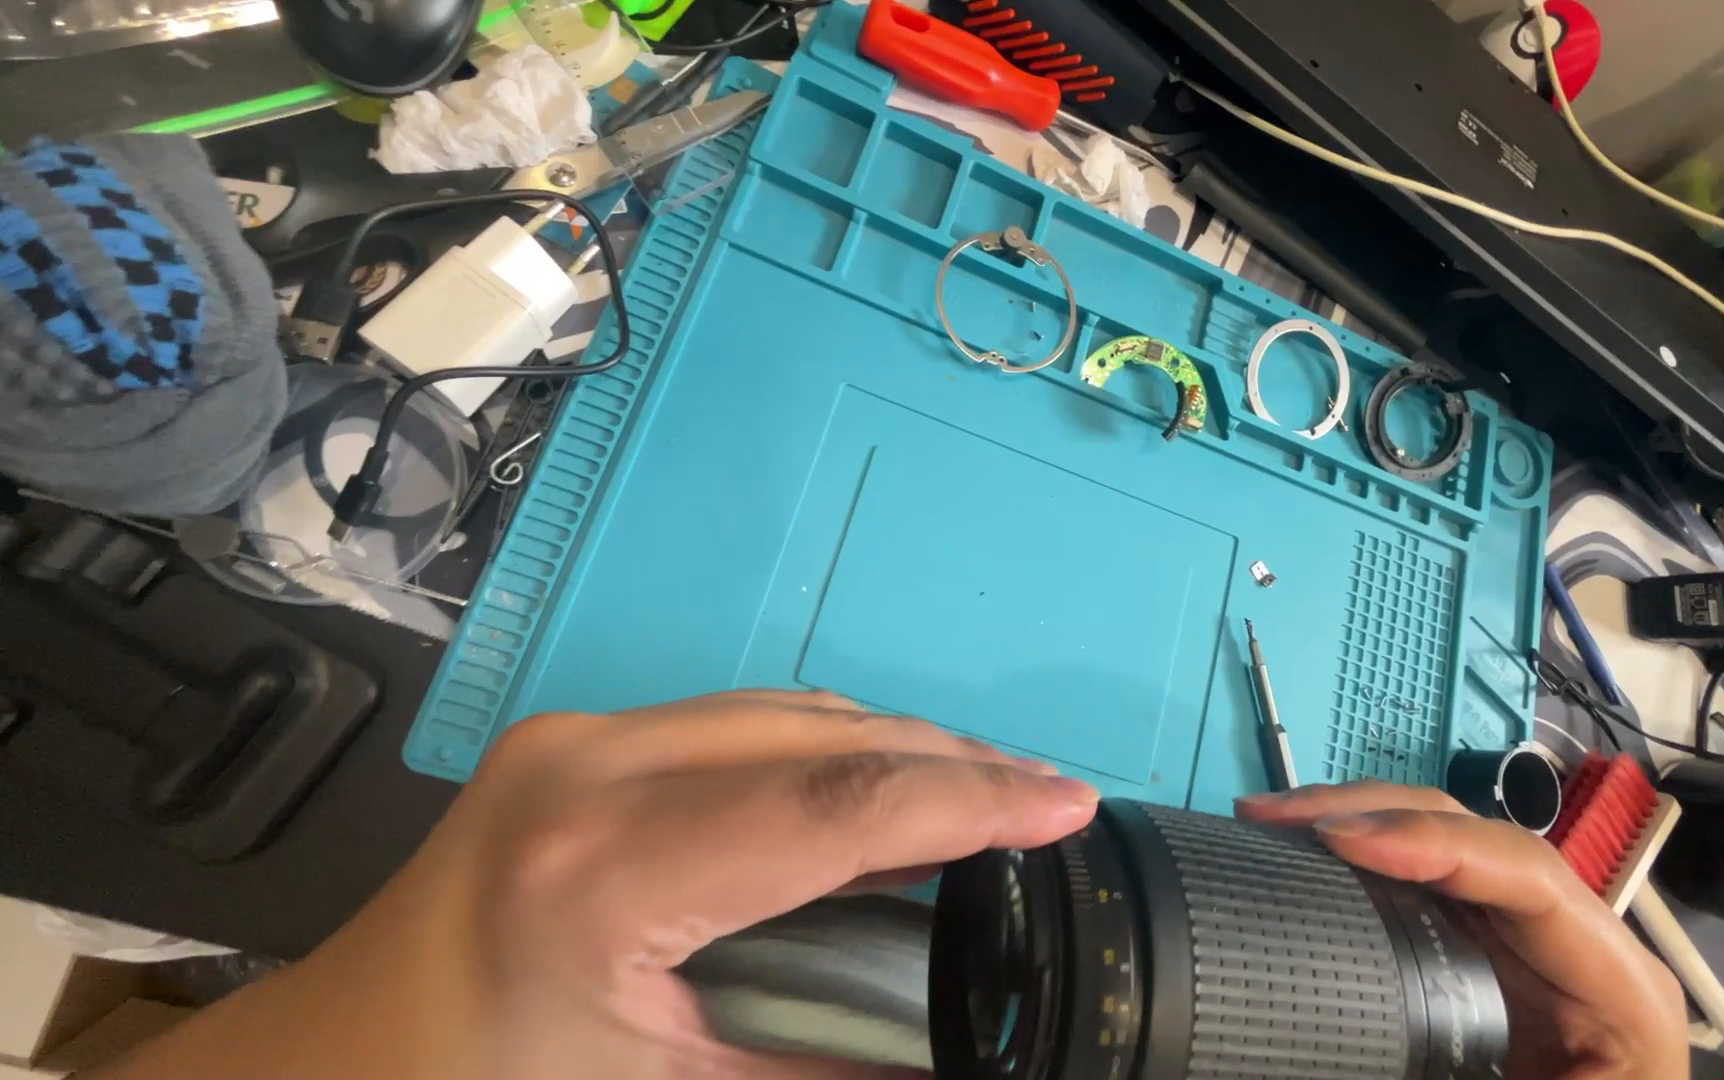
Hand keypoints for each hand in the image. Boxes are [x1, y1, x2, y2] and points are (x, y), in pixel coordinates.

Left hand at [106, 691, 1099, 1079]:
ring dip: (897, 745)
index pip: (833, 805)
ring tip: (980, 788)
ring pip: (793, 711)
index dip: (967, 799)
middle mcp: (596, 765)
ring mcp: (585, 733)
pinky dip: (835, 745)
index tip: (1065, 800)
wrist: (317, 1078)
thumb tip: (949, 1044)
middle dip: (950, 760)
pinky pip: (751, 721)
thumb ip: (825, 1066)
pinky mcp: (588, 735)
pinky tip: (880, 778)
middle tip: (1041, 795)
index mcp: (604, 870)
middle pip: (823, 733)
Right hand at [1236, 782, 1686, 1079]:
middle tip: (1272, 816)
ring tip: (1266, 815)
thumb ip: (1469, 1074)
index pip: (1525, 872)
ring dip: (1340, 811)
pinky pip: (1401, 861)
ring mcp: (1504, 919)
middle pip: (1461, 829)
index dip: (1431, 842)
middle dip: (1362, 809)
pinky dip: (1343, 838)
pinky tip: (1293, 835)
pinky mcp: (1460, 924)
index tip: (1334, 840)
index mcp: (1608, 978)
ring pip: (1423, 829)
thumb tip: (1361, 1024)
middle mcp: (1557, 928)